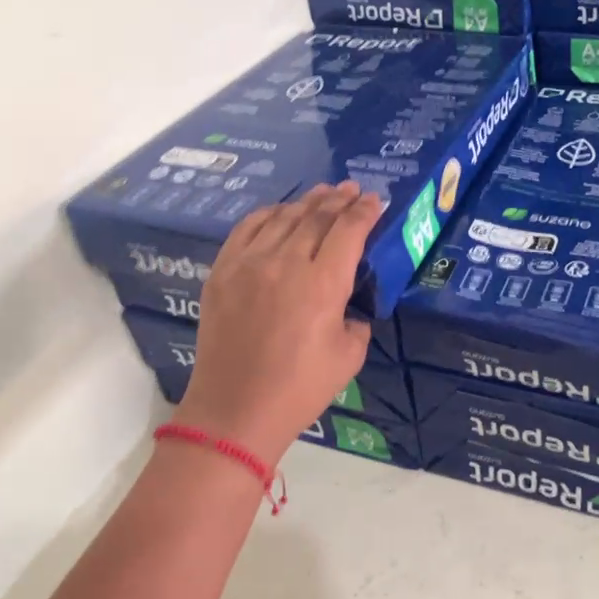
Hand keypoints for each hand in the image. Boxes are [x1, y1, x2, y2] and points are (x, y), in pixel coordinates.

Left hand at [173, 182, 380, 466]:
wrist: (235, 410)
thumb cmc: (299, 389)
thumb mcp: (349, 356)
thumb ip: (356, 320)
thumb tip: (348, 304)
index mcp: (323, 284)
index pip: (349, 230)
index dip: (365, 211)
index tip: (376, 201)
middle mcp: (286, 262)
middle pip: (317, 216)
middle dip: (339, 199)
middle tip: (353, 188)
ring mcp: (249, 263)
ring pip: (283, 216)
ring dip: (307, 201)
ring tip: (323, 192)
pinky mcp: (222, 271)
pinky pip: (247, 228)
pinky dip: (268, 213)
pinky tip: (280, 211)